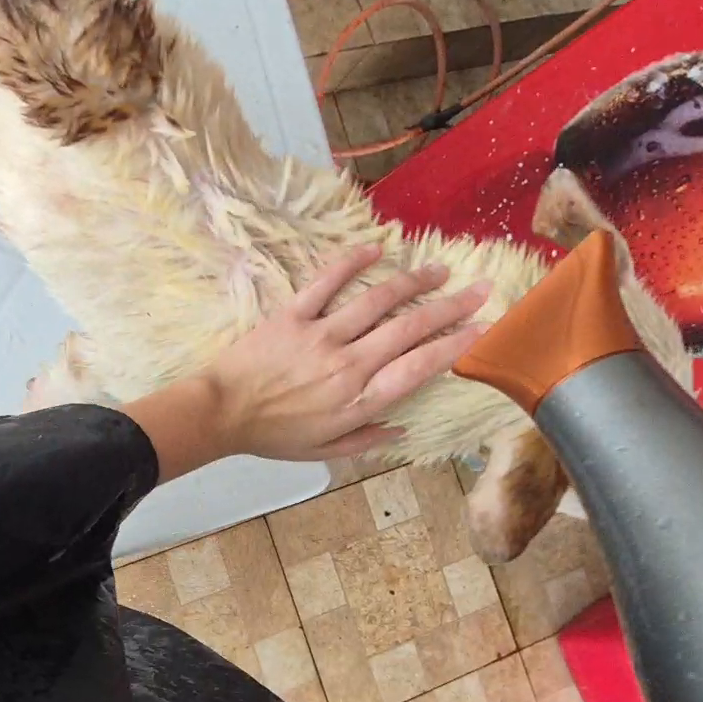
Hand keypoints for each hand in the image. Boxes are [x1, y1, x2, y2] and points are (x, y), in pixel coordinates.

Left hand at [121, 245, 489, 481]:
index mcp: (359, 400)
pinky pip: (326, 282)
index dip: (455, 346)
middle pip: (410, 328)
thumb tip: (401, 428)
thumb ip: (364, 439)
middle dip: (450, 307)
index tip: (482, 328)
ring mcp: (321, 335)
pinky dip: (351, 263)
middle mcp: (348, 364)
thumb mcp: (322, 451)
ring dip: (413, 282)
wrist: (220, 413)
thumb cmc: (271, 435)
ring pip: (378, 300)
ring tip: (438, 270)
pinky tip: (375, 249)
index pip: (419, 367)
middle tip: (479, 289)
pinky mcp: (293, 315)